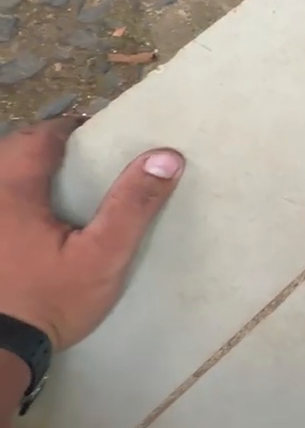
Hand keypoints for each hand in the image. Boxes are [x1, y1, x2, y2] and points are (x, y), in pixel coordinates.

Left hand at [0, 119, 184, 349]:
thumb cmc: (50, 298)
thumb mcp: (105, 253)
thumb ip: (134, 203)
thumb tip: (167, 154)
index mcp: (10, 197)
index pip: (34, 142)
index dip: (65, 129)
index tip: (96, 129)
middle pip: (5, 159)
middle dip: (39, 149)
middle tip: (81, 155)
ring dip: (21, 175)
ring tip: (56, 183)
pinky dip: (14, 200)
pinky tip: (32, 219)